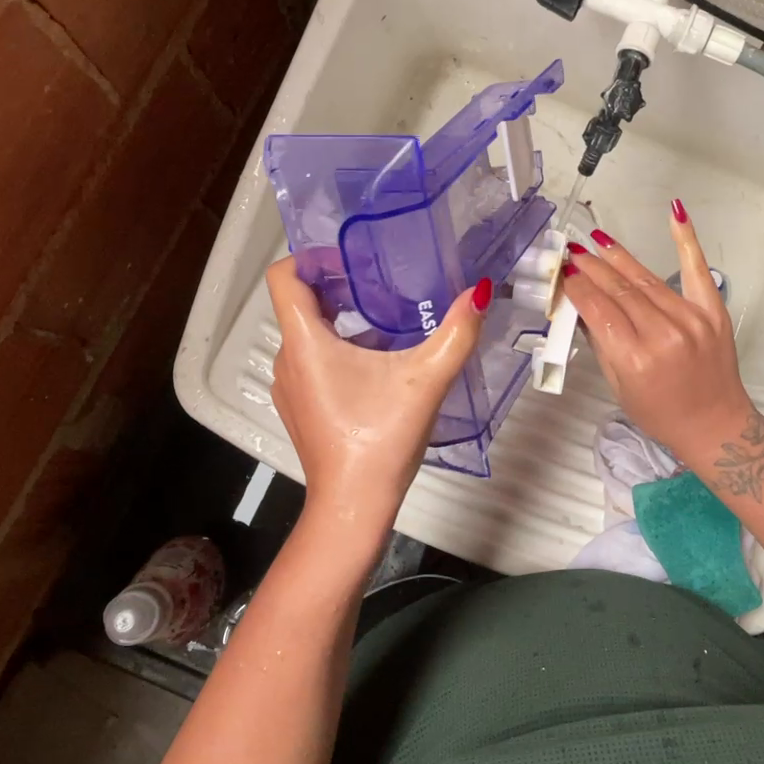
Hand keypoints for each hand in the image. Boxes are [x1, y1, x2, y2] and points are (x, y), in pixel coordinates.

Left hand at [265, 258, 488, 533]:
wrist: (353, 506)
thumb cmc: (380, 439)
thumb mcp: (426, 380)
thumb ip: (457, 333)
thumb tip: (480, 291)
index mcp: (305, 342)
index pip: (284, 277)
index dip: (312, 257)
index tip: (352, 262)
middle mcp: (287, 359)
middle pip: (299, 303)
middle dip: (338, 287)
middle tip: (382, 288)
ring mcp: (289, 387)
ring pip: (306, 334)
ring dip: (341, 320)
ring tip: (386, 324)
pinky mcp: (299, 408)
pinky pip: (310, 362)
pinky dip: (336, 350)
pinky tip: (377, 368)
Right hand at [560, 199, 752, 462]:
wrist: (714, 424)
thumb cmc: (659, 413)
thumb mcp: (618, 385)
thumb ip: (601, 341)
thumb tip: (581, 304)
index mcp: (635, 359)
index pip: (598, 309)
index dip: (577, 287)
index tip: (563, 272)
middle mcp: (662, 335)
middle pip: (619, 290)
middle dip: (591, 267)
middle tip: (571, 250)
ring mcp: (691, 320)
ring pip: (646, 279)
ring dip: (618, 257)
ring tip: (596, 240)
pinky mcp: (713, 311)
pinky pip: (697, 269)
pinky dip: (686, 239)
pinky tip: (674, 212)